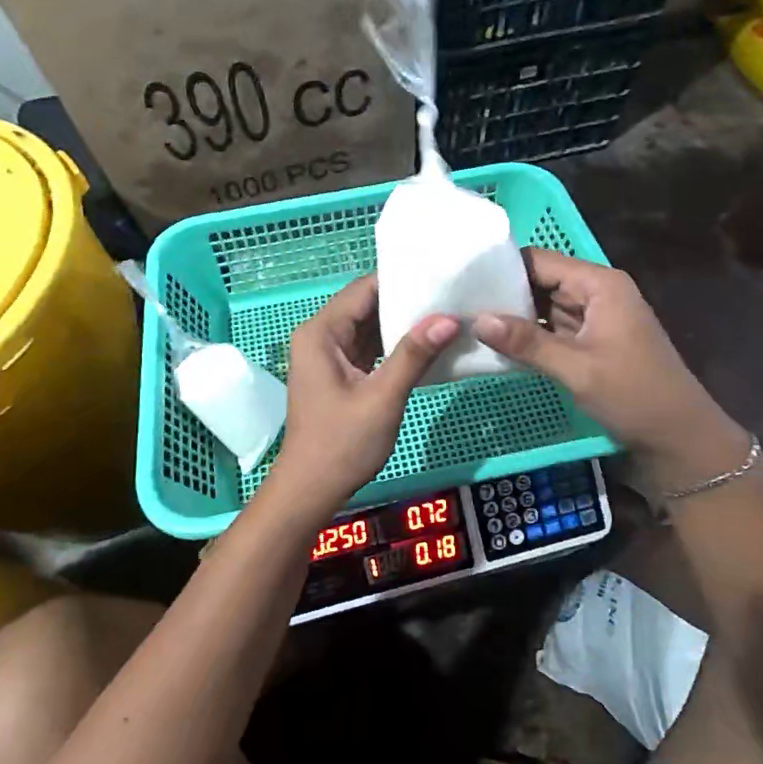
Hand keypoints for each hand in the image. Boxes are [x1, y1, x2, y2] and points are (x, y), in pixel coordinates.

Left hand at [270, 276, 457, 508]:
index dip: (401, 280)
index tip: (440, 275)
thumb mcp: (383, 397)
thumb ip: (414, 355)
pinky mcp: (338, 376)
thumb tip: (448, 318)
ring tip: (445, 316)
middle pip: (366, 307)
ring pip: (369, 329)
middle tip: (450, 295)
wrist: (312, 488)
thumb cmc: (343, 443)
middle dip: (406, 302)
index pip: (364, 290)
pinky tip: (425, 347)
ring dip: (401, 326)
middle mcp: (320, 337)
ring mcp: (327, 358)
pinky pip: (368, 350)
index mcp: (321, 333)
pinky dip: (393, 348)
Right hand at [473, 249, 745, 481]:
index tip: (463, 279)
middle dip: (504, 294)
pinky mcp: (591, 344)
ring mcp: (594, 320)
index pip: (542, 261)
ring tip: (468, 322)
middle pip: (542, 281)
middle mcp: (597, 293)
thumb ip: (527, 342)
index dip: (504, 267)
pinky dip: (529, 337)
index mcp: (600, 285)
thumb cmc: (633, 395)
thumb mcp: (576, 368)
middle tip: (458, 304)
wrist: (677, 437)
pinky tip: (497, 346)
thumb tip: (478, 320)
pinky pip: (552, 330)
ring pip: (545, 308)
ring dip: (514, 317)